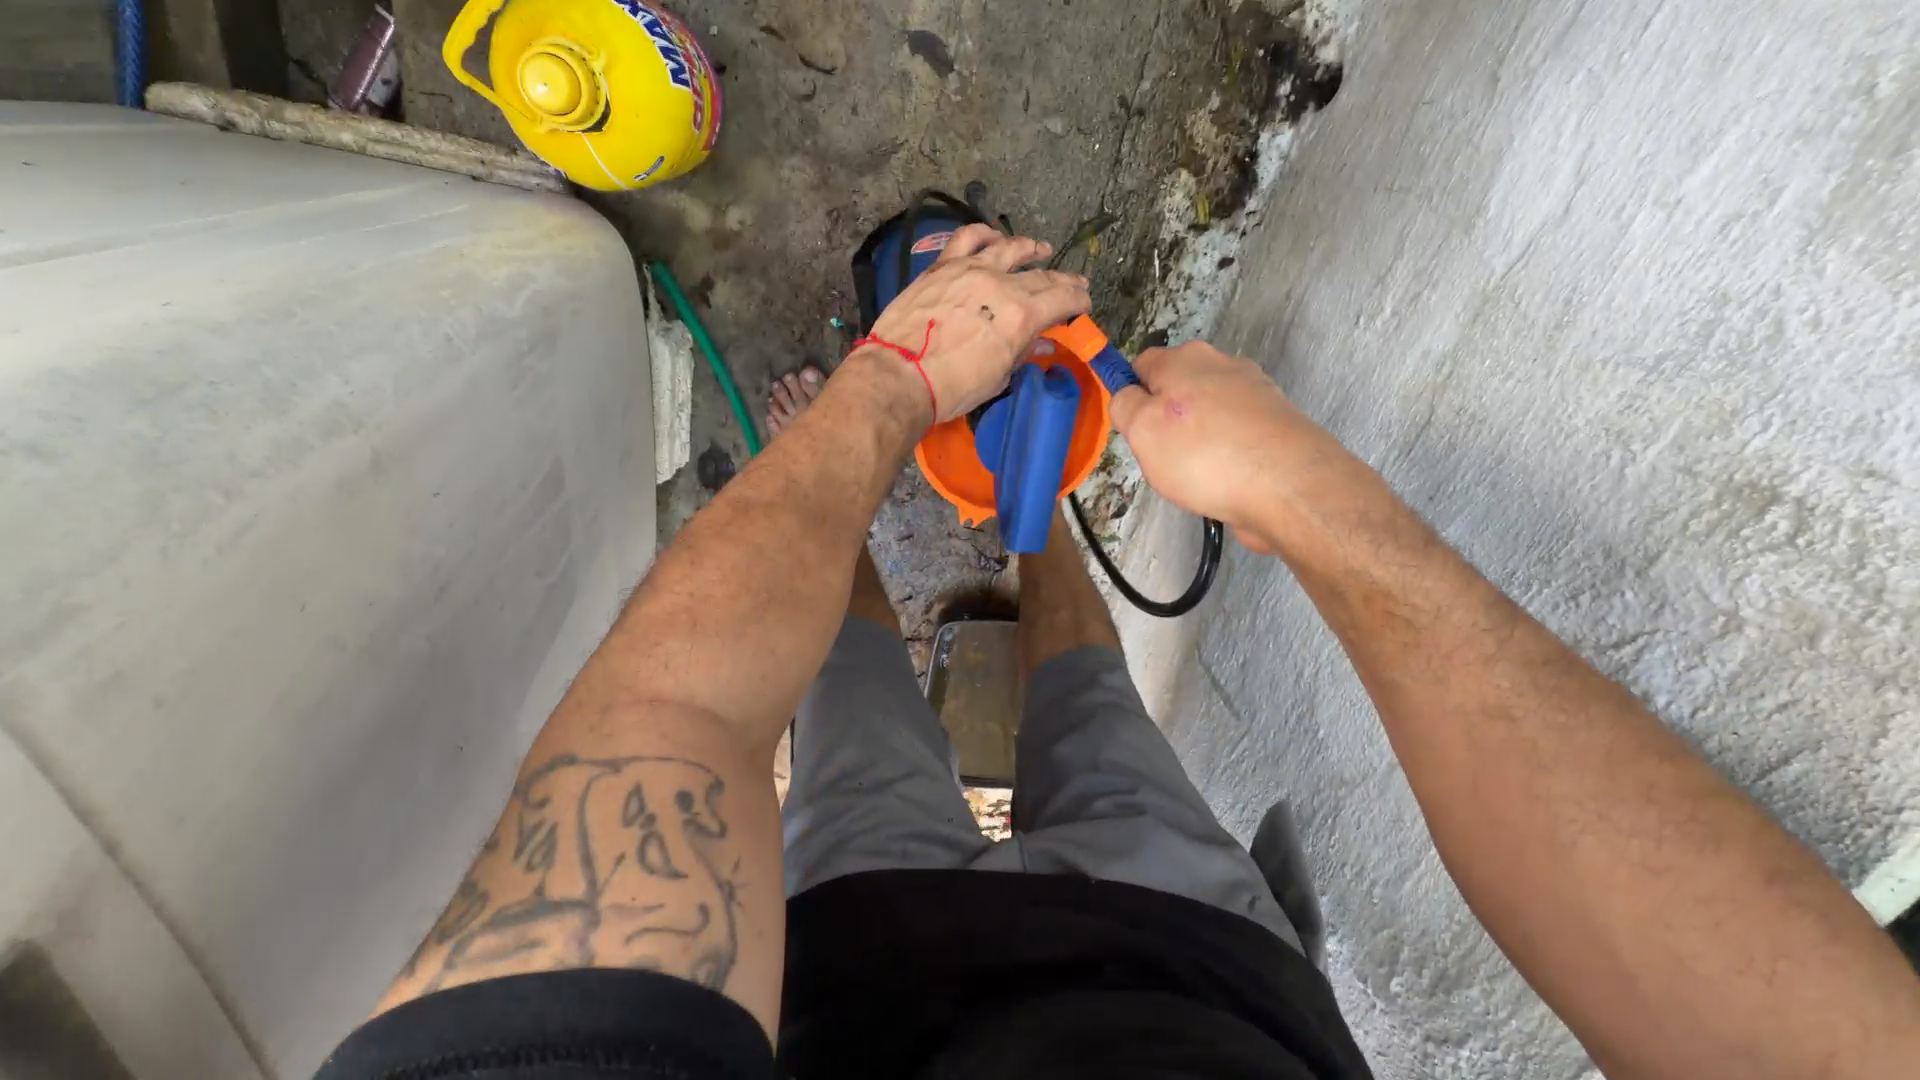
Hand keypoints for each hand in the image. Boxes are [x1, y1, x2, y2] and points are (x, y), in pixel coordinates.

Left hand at [863, 224, 1091, 422]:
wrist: (900, 376)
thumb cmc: (952, 388)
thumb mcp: (997, 377)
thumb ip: (1023, 352)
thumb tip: (1043, 344)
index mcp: (1021, 315)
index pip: (1062, 299)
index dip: (1078, 300)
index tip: (1084, 303)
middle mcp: (1001, 284)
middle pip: (1040, 276)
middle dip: (1062, 281)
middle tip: (1073, 284)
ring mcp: (970, 270)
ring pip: (1008, 248)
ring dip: (1030, 248)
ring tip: (1041, 249)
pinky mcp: (942, 267)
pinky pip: (967, 239)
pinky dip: (984, 235)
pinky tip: (993, 236)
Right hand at [1110, 342, 1345, 553]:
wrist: (1289, 485)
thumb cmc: (1204, 455)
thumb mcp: (1142, 431)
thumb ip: (1124, 405)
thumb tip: (1127, 394)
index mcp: (1185, 358)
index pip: (1142, 363)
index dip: (1131, 394)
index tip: (1132, 428)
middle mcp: (1223, 365)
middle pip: (1179, 389)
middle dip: (1167, 420)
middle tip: (1162, 456)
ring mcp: (1255, 393)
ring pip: (1209, 413)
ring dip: (1199, 438)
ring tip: (1198, 474)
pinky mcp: (1277, 424)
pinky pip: (1237, 435)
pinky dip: (1228, 453)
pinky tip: (1228, 480)